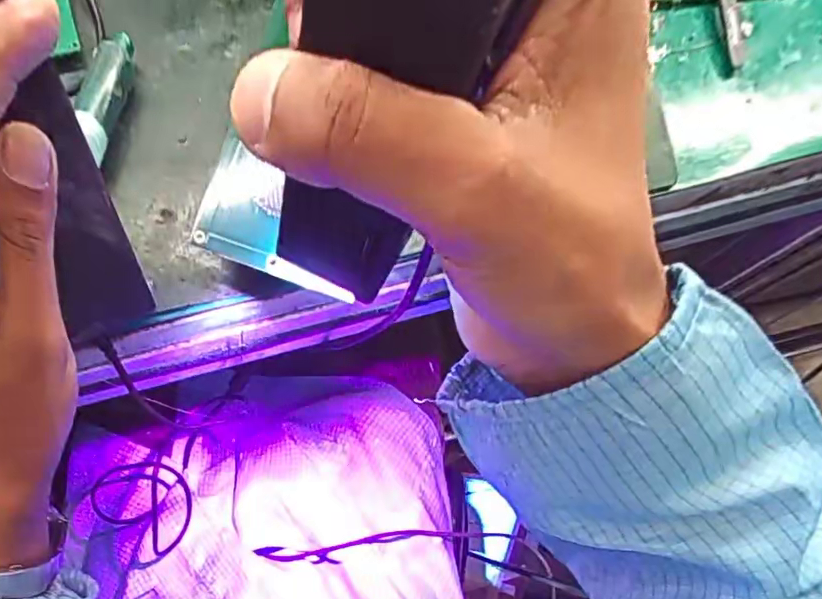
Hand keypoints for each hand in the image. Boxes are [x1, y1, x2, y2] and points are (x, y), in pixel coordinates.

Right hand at [233, 0, 669, 394]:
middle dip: (337, 44)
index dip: (359, 5)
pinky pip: (375, 95)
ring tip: (313, 137)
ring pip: (376, 45)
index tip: (314, 52)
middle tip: (307, 107)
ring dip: (329, 88)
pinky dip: (339, 123)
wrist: (564, 341)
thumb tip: (257, 94)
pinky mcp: (454, 117)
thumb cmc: (559, 264)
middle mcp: (525, 8)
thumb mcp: (467, 187)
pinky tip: (327, 152)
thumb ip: (368, 132)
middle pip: (395, 2)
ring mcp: (486, 66)